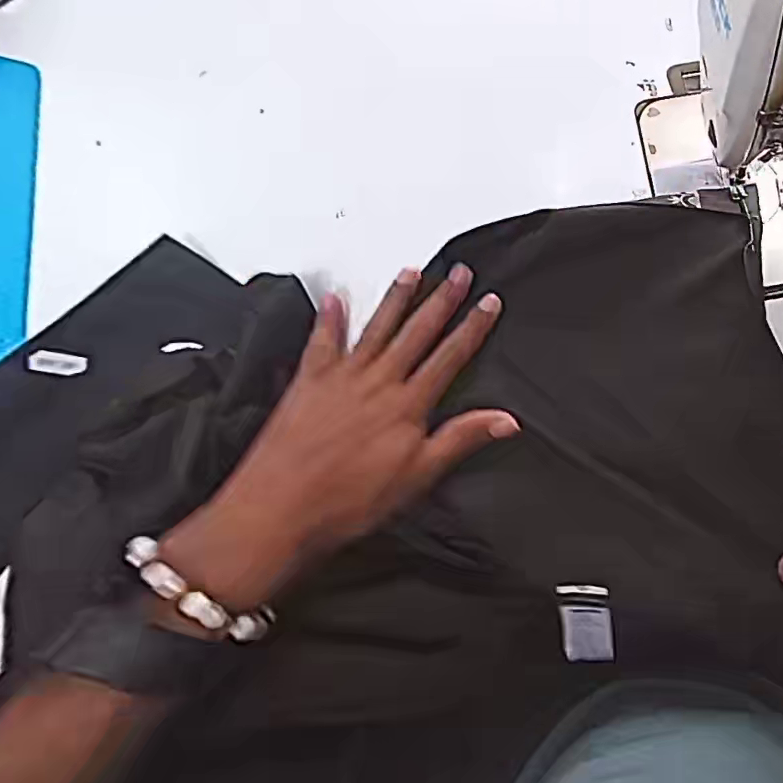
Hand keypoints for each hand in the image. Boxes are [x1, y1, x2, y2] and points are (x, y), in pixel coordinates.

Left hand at [160, 264, 517, 607]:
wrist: (277, 510)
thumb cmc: (345, 499)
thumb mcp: (418, 476)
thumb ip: (462, 440)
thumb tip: (505, 420)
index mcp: (406, 405)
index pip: (450, 355)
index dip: (473, 327)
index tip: (487, 303)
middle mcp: (377, 383)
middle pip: (418, 332)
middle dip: (443, 300)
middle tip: (459, 274)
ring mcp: (341, 379)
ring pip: (377, 327)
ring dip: (397, 298)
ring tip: (412, 272)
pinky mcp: (308, 384)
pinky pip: (322, 341)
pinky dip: (329, 318)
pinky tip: (335, 298)